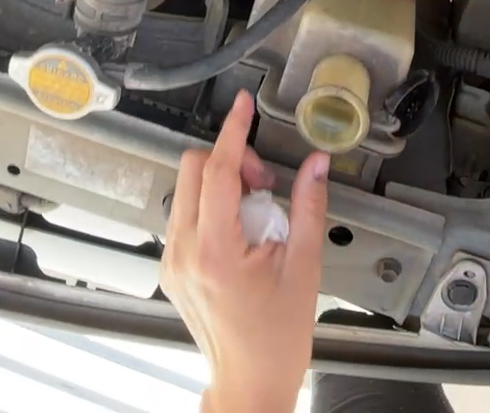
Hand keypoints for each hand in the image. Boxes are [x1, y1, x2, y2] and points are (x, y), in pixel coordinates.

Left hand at [160, 90, 329, 412]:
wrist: (249, 383)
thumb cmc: (276, 338)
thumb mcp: (304, 267)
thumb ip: (309, 206)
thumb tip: (317, 164)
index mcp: (215, 251)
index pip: (216, 171)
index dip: (232, 131)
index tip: (242, 105)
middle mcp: (184, 252)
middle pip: (193, 170)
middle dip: (231, 160)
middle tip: (263, 181)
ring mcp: (173, 260)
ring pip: (187, 188)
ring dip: (221, 182)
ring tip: (256, 210)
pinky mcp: (172, 265)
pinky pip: (185, 212)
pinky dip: (212, 204)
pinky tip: (241, 228)